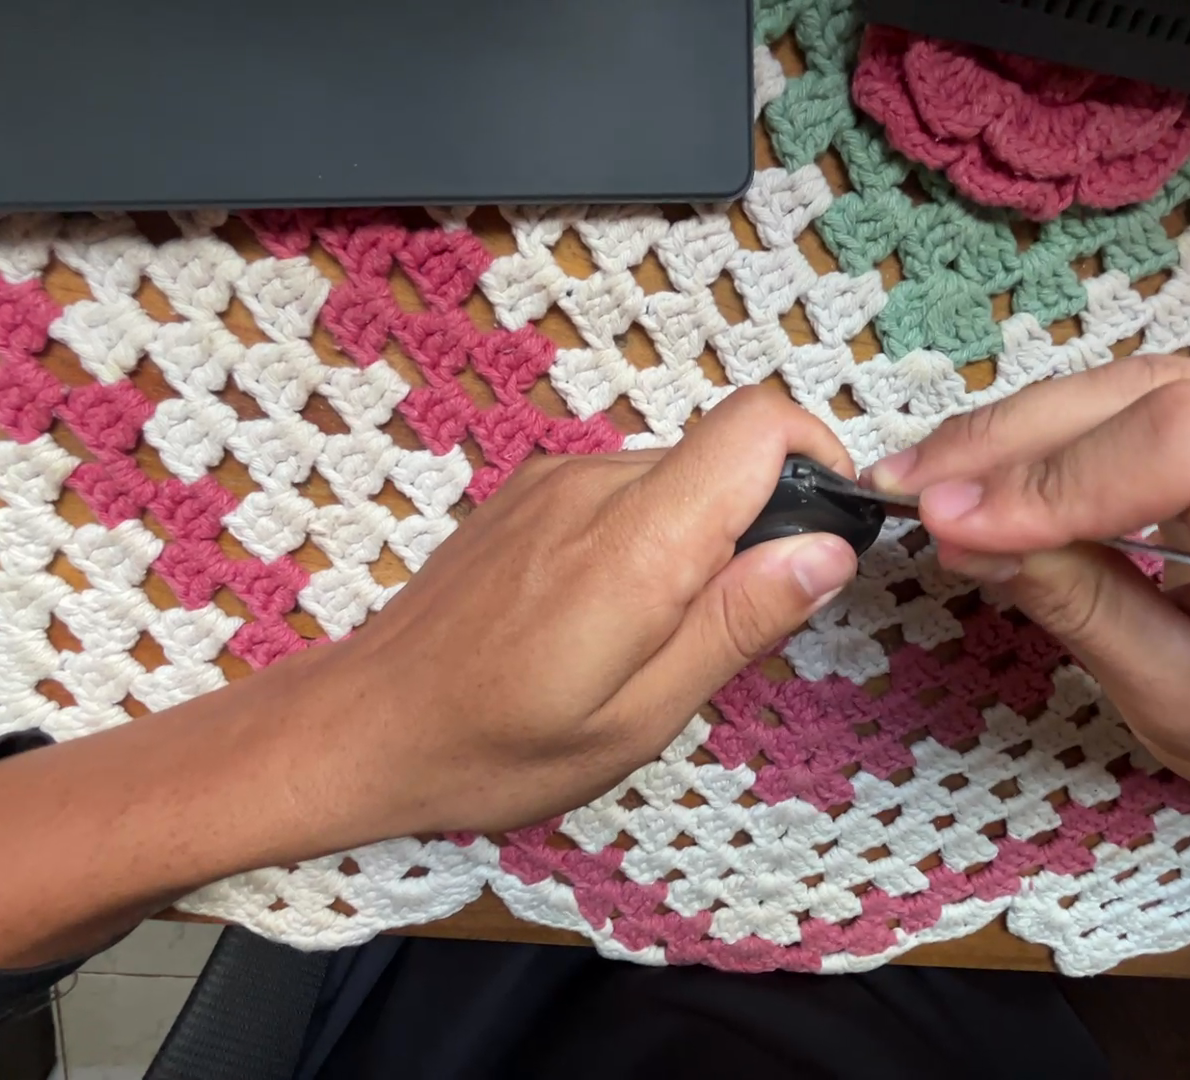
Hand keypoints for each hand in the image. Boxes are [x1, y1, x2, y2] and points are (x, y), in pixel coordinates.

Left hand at [272, 385, 859, 837]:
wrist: (362, 724)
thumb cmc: (501, 747)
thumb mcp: (641, 715)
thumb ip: (738, 621)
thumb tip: (828, 550)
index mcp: (636, 541)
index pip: (756, 425)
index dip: (814, 455)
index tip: (823, 533)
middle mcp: (596, 482)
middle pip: (724, 452)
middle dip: (761, 521)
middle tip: (728, 621)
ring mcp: (556, 477)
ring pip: (679, 475)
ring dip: (702, 535)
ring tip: (656, 627)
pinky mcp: (532, 487)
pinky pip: (629, 488)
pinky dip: (654, 532)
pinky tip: (607, 606)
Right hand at [870, 356, 1189, 884]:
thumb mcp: (1175, 695)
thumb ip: (1074, 602)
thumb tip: (959, 529)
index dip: (1057, 476)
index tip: (947, 522)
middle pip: (1151, 396)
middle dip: (1010, 443)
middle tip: (905, 485)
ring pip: (1128, 386)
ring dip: (1013, 433)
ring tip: (928, 477)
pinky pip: (1130, 404)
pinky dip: (1044, 437)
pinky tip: (982, 466)